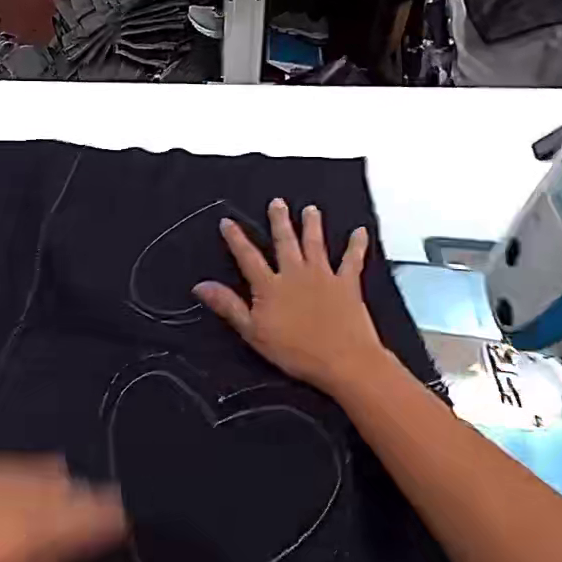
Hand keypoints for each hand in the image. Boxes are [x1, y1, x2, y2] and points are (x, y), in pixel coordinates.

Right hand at [193, 198, 394, 393]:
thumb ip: (228, 306)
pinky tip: (360, 231)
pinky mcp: (347, 283)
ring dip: (312, 225)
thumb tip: (201, 286)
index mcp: (271, 286)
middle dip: (279, 221)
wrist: (342, 359)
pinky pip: (352, 259)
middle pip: (285, 242)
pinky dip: (356, 245)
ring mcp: (323, 275)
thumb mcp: (253, 332)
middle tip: (277, 202)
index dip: (237, 239)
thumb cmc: (295, 351)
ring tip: (311, 209)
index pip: (248, 257)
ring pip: (315, 243)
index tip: (228, 221)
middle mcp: (296, 273)